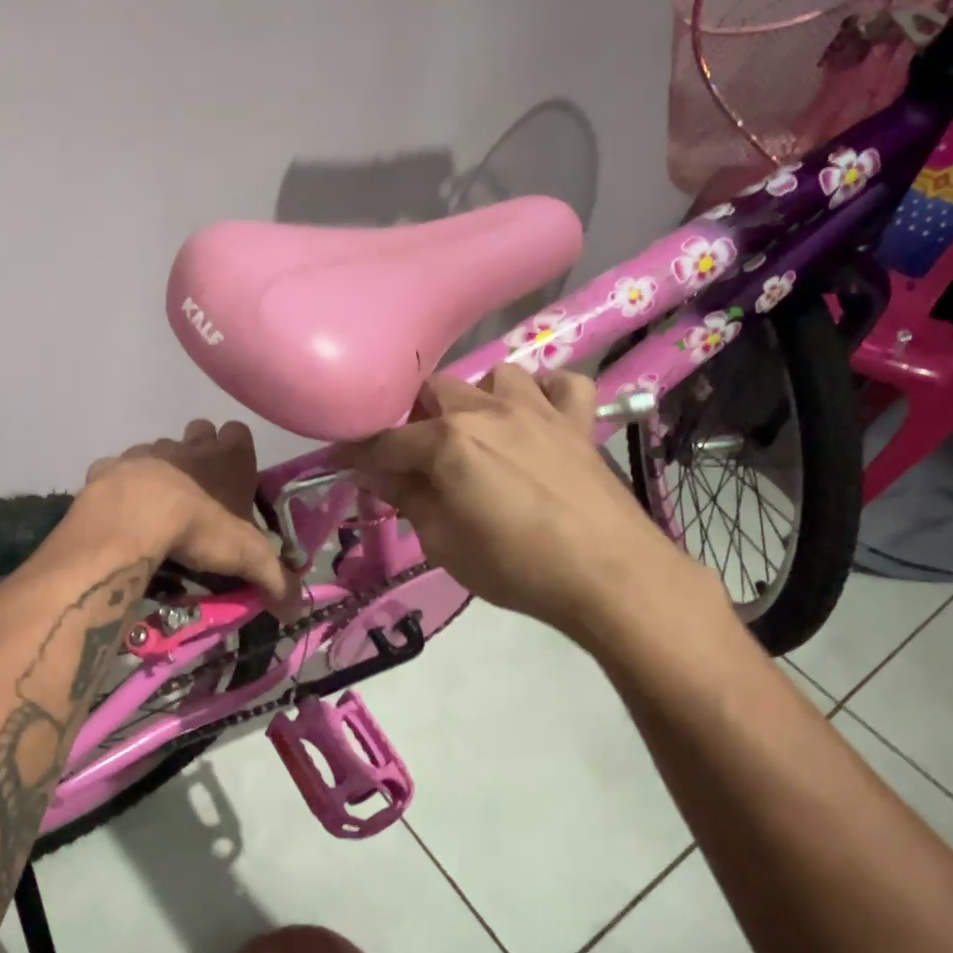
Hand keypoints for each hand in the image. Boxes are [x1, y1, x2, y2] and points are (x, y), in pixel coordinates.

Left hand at [83, 420, 297, 601]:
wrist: (134, 519)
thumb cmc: (201, 528)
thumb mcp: (249, 557)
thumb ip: (277, 580)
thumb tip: (296, 611)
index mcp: (227, 458)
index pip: (239, 433)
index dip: (237, 450)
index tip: (235, 477)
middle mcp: (188, 446)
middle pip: (199, 431)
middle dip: (200, 452)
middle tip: (200, 490)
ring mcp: (147, 452)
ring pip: (158, 450)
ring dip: (161, 470)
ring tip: (159, 506)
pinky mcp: (110, 467)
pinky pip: (117, 469)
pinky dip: (121, 485)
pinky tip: (122, 511)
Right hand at [337, 366, 713, 648]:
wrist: (608, 575)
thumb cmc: (514, 566)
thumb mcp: (443, 543)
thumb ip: (407, 499)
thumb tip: (374, 474)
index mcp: (447, 442)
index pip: (385, 441)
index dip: (358, 454)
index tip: (343, 464)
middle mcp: (487, 411)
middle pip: (434, 391)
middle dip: (413, 418)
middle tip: (411, 457)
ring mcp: (538, 410)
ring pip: (495, 376)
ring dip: (477, 398)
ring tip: (476, 433)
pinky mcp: (577, 422)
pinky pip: (560, 384)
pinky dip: (544, 393)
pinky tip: (536, 418)